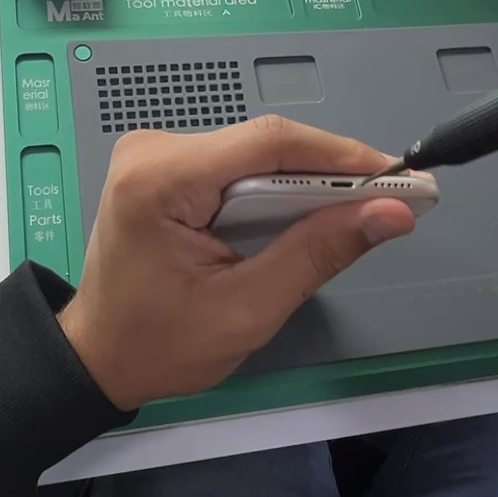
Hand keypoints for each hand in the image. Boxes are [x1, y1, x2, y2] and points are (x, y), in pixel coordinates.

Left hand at [61, 116, 417, 410]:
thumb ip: (318, 253)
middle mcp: (152, 150)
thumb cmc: (160, 345)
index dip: (340, 154)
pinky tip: (304, 215)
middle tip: (388, 201)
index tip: (398, 176)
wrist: (98, 354)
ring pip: (253, 152)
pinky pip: (235, 164)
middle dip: (328, 173)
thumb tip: (390, 213)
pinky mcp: (163, 165)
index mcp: (159, 179)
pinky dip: (274, 189)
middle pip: (262, 144)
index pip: (267, 142)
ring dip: (303, 183)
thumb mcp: (247, 309)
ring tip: (355, 211)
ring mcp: (154, 153)